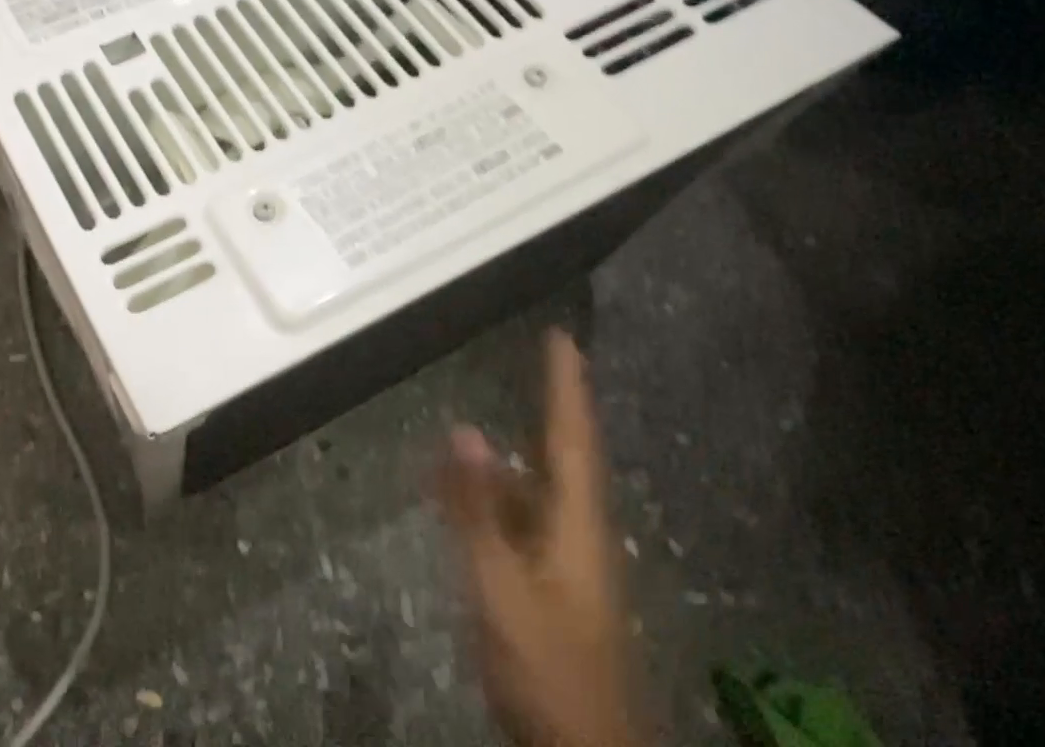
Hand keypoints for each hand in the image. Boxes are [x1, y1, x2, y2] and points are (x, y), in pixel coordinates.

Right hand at [440, 330, 647, 746]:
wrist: (581, 741)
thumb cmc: (545, 661)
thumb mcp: (501, 583)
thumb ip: (478, 509)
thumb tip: (465, 429)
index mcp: (576, 523)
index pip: (573, 437)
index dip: (567, 386)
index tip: (561, 337)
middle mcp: (577, 532)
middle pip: (563, 457)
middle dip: (551, 407)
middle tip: (537, 362)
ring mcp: (565, 562)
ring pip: (537, 491)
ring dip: (512, 455)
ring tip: (473, 427)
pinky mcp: (549, 585)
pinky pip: (520, 521)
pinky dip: (493, 498)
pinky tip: (464, 497)